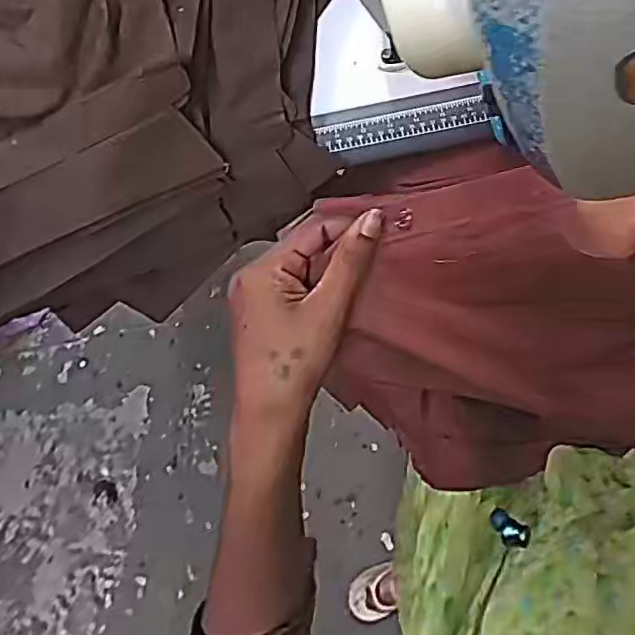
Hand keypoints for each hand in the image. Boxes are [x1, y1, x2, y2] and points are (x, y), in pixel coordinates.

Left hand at [227, 209, 383, 437]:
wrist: (270, 415)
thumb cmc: (294, 364)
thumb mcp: (329, 306)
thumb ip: (352, 259)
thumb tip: (372, 218)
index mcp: (261, 269)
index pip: (313, 229)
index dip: (349, 227)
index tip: (382, 229)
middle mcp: (252, 276)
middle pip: (308, 246)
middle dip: (343, 250)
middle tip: (376, 258)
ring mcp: (256, 295)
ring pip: (305, 266)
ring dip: (334, 270)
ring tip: (360, 282)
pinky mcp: (264, 312)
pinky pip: (298, 284)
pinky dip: (322, 287)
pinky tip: (339, 300)